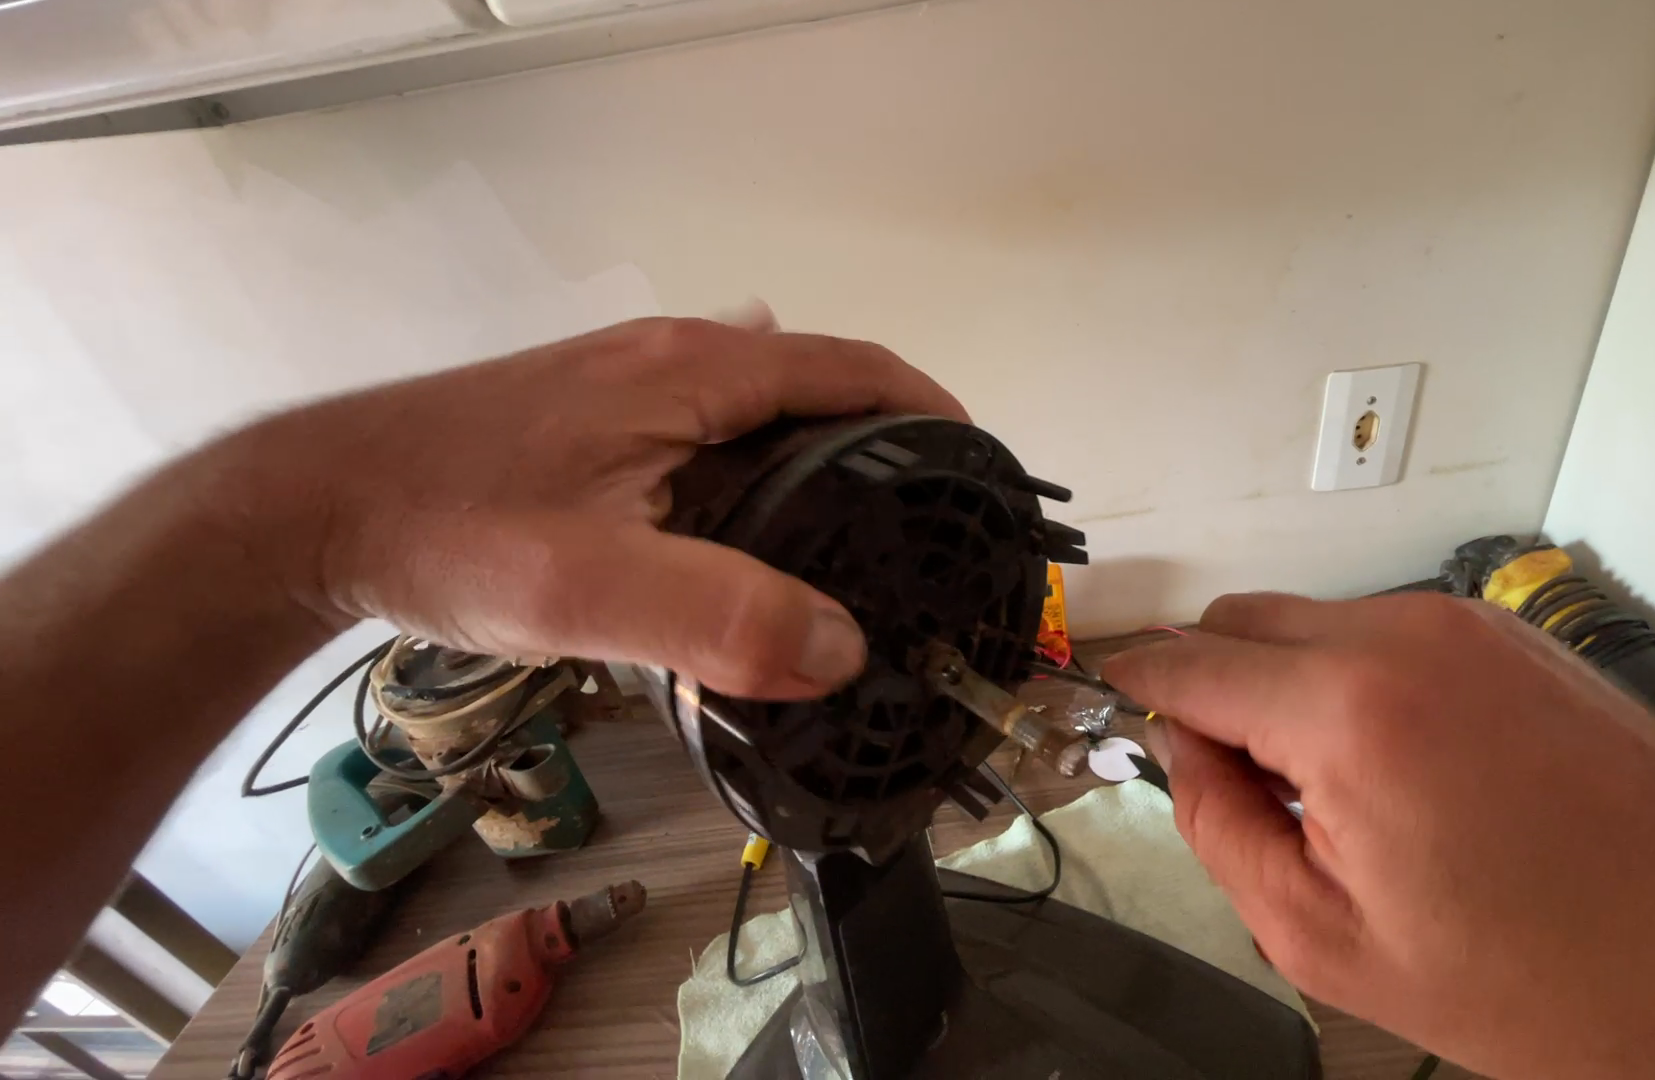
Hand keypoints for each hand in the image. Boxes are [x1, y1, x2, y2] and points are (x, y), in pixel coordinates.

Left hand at [216, 316, 965, 698]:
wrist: (309, 511)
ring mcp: (642, 384)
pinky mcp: (613, 417)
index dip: (926, 409)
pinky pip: (728, 433)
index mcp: (696, 372)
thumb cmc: (450, 533)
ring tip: (868, 536)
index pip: (850, 367)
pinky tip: (772, 532)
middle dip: (889, 442)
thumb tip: (843, 652)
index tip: (971, 468)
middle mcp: (678, 359)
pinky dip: (776, 471)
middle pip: (820, 385)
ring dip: (832, 459)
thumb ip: (720, 618)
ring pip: (774, 411)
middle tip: (927, 521)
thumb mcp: (587, 589)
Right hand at [1105, 593, 1654, 1079]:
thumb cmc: (1530, 983)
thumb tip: (1184, 746)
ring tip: (1322, 776)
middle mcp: (1394, 635)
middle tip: (1228, 768)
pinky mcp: (1501, 631)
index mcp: (1343, 712)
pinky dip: (1339, 674)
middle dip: (1204, 678)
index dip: (1136, 682)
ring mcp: (1456, 621)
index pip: (1187, 665)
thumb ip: (1217, 826)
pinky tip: (1390, 755)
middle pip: (1234, 618)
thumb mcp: (1321, 938)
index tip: (1112, 697)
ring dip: (1276, 680)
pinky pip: (1371, 631)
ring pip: (1301, 621)